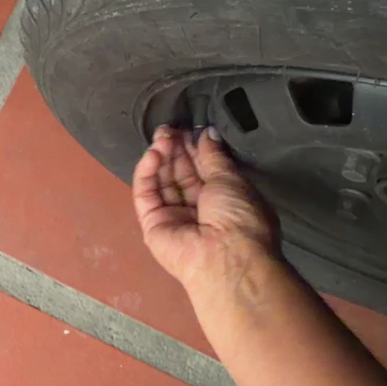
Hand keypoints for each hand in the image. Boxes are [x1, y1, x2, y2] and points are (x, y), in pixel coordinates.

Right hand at [132, 124, 279, 290]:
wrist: (225, 256)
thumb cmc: (239, 217)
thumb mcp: (231, 180)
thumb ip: (214, 156)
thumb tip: (208, 134)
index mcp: (222, 200)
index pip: (202, 169)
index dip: (194, 148)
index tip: (190, 129)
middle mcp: (197, 209)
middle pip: (180, 173)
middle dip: (175, 149)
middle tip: (170, 128)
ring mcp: (173, 216)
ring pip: (162, 181)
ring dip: (161, 157)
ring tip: (162, 137)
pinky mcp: (152, 223)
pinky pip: (147, 193)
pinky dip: (147, 172)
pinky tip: (153, 154)